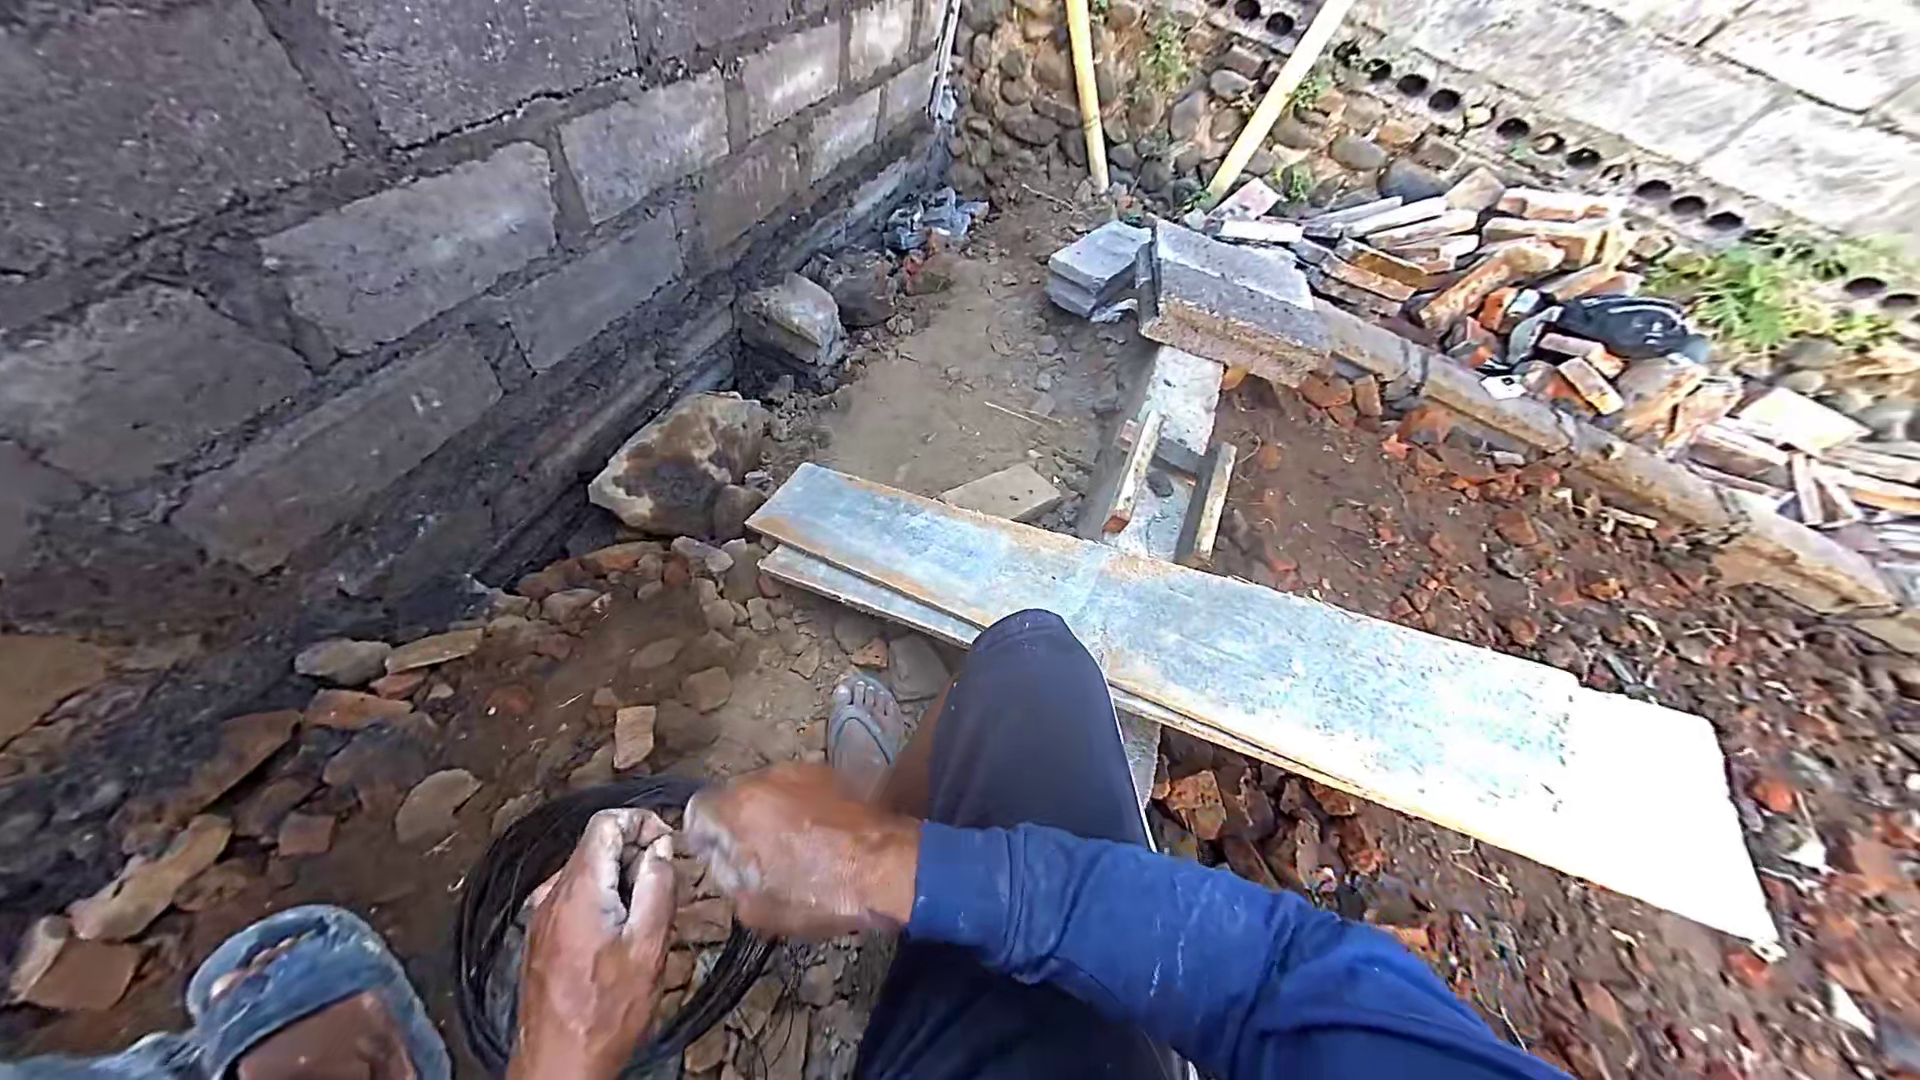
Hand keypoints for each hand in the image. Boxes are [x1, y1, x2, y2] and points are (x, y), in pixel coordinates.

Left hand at [509, 809, 675, 1079]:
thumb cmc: (604, 1015)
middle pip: (599, 842)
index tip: (667, 845)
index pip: (607, 822)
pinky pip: (579, 894)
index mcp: (578, 891)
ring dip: (625, 875)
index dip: (643, 822)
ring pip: (591, 867)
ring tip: (648, 911)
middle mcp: (552, 897)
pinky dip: (607, 895)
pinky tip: (624, 929)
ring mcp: (543, 918)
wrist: (557, 1072)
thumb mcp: (649, 943)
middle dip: (638, 852)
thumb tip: (661, 847)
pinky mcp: (543, 937)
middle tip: (665, 883)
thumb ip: (658, 883)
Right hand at [684, 763, 919, 938]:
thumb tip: (727, 860)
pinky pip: (799, 787)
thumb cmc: (818, 893)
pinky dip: (799, 804)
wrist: (885, 864)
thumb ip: (728, 876)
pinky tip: (816, 832)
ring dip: (770, 810)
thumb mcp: (755, 907)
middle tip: (756, 855)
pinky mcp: (830, 771)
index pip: (698, 809)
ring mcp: (802, 769)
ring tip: (791, 845)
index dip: (705, 836)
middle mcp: (766, 777)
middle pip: (736, 795)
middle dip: (738, 821)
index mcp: (740, 808)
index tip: (720, 857)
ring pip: (769, 789)